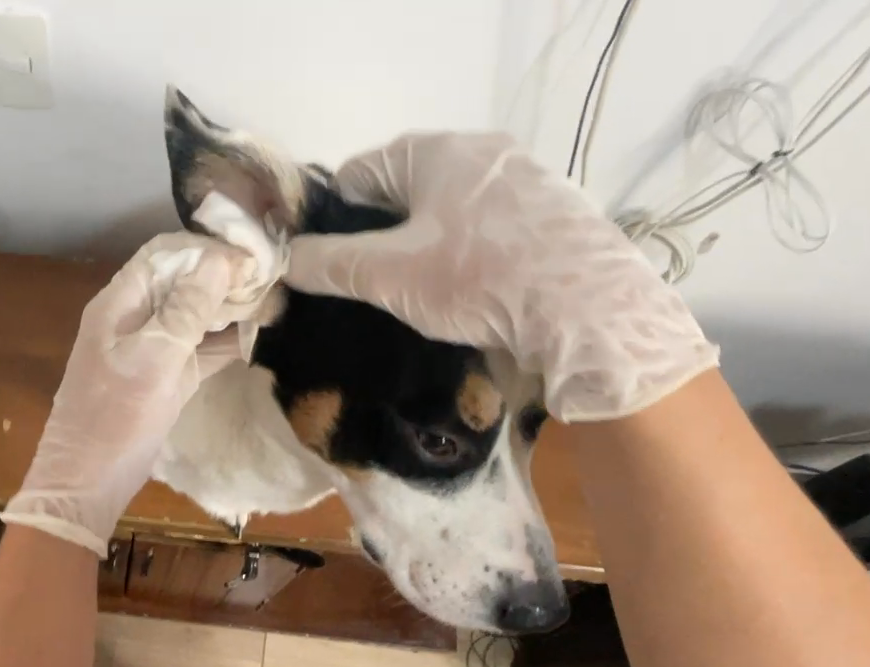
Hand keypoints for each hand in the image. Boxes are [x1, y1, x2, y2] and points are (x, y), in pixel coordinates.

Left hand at [2, 235, 247, 554]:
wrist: (86, 485)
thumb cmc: (115, 421)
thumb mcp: (153, 360)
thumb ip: (186, 309)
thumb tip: (220, 260)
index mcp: (119, 305)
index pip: (165, 255)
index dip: (207, 249)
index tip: (254, 255)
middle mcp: (133, 320)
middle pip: (181, 281)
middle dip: (224, 276)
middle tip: (274, 279)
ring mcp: (149, 351)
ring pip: (192, 316)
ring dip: (229, 309)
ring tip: (275, 303)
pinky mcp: (163, 380)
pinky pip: (196, 350)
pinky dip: (224, 342)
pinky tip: (259, 337)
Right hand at [285, 132, 718, 422]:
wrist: (587, 312)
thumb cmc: (476, 280)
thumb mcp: (386, 275)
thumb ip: (328, 263)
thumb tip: (282, 259)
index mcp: (436, 151)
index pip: (357, 173)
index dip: (331, 218)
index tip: (322, 263)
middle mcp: (481, 152)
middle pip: (401, 193)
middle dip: (375, 236)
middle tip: (363, 286)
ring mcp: (520, 182)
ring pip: (442, 213)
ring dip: (417, 248)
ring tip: (408, 296)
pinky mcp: (546, 217)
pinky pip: (479, 230)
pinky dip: (458, 256)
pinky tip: (459, 293)